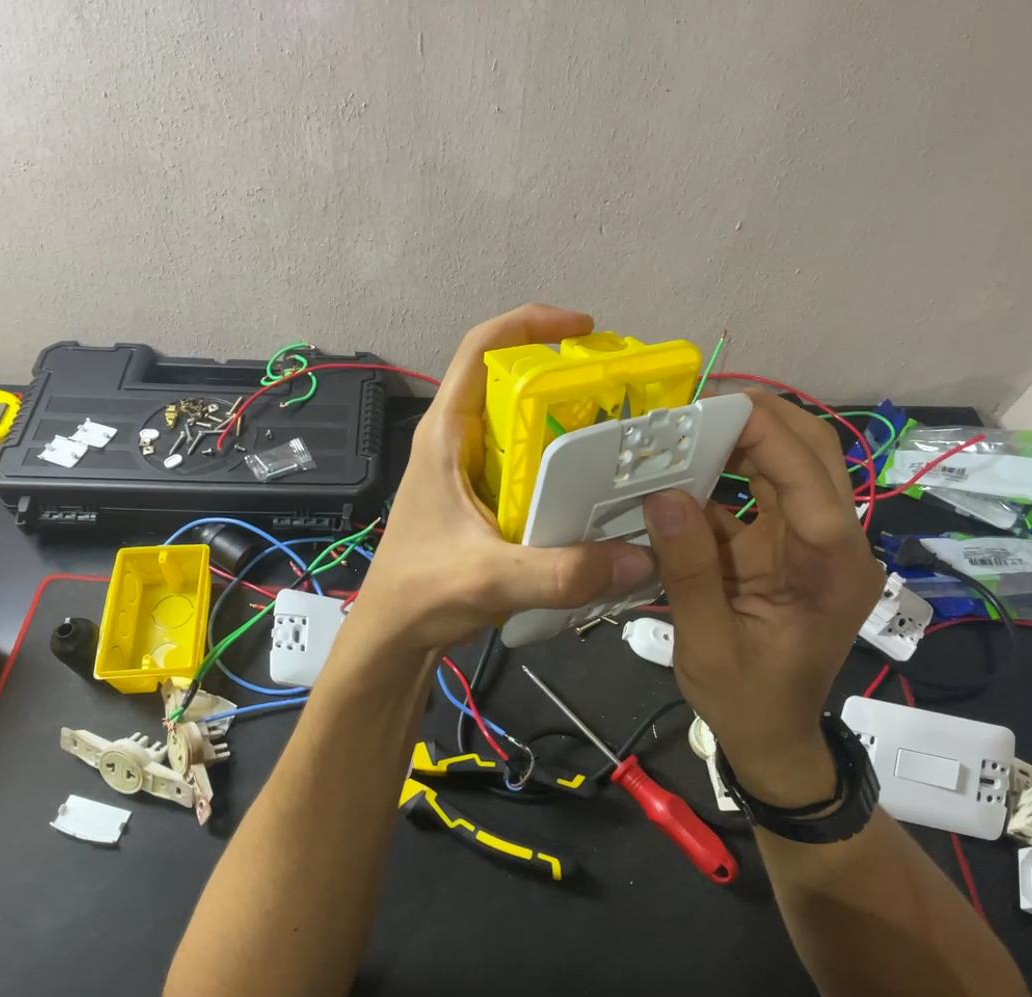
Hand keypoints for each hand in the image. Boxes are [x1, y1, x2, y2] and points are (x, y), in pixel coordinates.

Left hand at [348, 304, 654, 653]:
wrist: (394, 637)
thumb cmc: (420, 595)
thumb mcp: (489, 578)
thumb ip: (560, 571)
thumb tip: (638, 557)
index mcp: (446, 436)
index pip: (480, 350)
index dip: (529, 324)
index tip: (584, 328)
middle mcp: (459, 444)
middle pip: (511, 383)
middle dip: (566, 377)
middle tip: (624, 391)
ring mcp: (471, 473)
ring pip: (524, 427)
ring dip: (569, 424)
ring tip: (624, 436)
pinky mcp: (484, 502)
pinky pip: (530, 466)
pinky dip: (564, 467)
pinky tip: (599, 488)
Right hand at [643, 392, 882, 803]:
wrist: (774, 738)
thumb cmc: (746, 701)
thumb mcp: (707, 643)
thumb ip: (689, 570)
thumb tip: (663, 495)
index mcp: (830, 569)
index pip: (808, 479)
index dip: (764, 433)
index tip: (706, 405)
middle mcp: (837, 545)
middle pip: (814, 455)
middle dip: (759, 421)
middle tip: (693, 406)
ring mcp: (817, 545)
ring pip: (794, 466)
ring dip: (744, 442)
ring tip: (685, 427)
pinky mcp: (793, 549)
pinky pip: (767, 495)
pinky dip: (730, 476)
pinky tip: (687, 469)